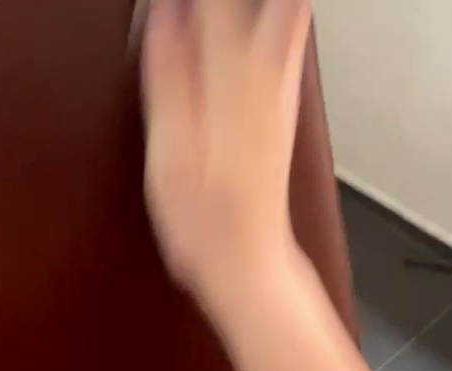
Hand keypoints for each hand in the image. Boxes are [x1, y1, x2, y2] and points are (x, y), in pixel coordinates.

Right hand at [140, 0, 314, 304]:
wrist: (247, 264)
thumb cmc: (206, 222)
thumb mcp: (169, 153)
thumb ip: (168, 75)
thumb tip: (164, 9)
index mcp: (234, 79)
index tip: (168, 0)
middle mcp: (269, 75)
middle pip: (272, 2)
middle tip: (196, 6)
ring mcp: (282, 90)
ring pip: (288, 9)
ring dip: (252, 6)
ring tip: (210, 12)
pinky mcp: (282, 107)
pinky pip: (286, 34)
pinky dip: (266, 17)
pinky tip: (242, 21)